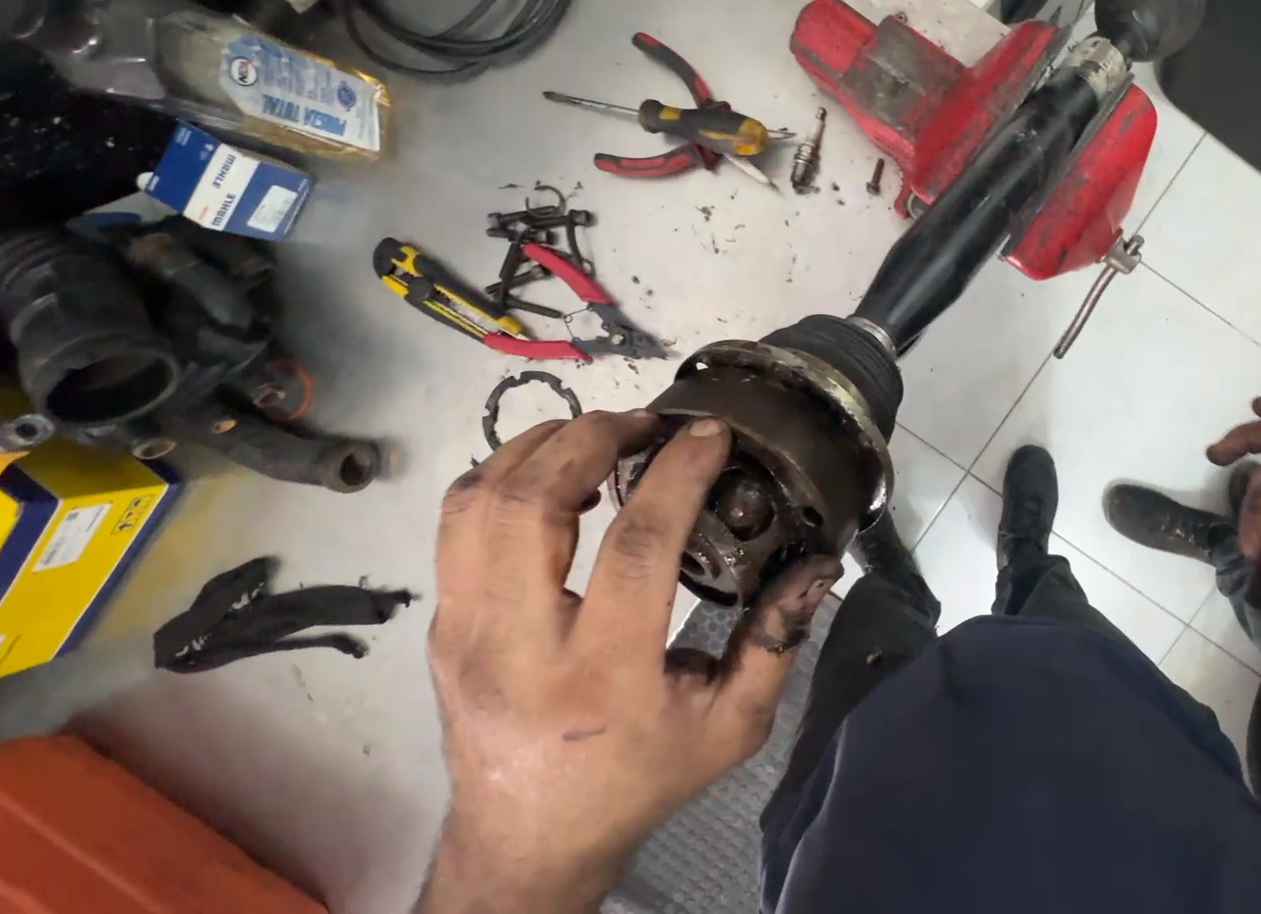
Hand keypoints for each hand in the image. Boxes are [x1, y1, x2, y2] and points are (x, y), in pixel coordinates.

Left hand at [419, 411, 842, 913]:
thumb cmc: (639, 777)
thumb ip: (775, 641)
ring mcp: (463, 631)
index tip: (708, 435)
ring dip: (542, 446)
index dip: (675, 477)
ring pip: (479, 502)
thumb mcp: (730, 727)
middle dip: (591, 439)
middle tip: (646, 423)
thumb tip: (817, 564)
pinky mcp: (443, 622)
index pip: (634, 548)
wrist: (528, 837)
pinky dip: (505, 472)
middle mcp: (516, 647)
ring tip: (602, 436)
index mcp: (600, 676)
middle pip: (529, 506)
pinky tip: (554, 469)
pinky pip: (457, 522)